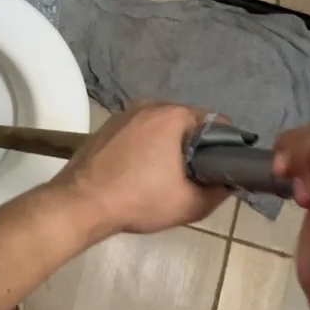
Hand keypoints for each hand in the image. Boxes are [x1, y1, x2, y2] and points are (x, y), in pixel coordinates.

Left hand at [52, 102, 228, 236]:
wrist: (81, 203)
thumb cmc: (139, 200)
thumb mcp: (191, 203)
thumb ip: (219, 190)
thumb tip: (227, 181)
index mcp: (172, 115)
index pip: (216, 122)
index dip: (225, 146)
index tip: (221, 168)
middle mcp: (148, 105)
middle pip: (186, 123)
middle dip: (195, 146)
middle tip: (195, 176)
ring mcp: (123, 114)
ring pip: (160, 127)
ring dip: (169, 146)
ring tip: (167, 176)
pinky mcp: (105, 127)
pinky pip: (138, 132)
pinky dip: (146, 146)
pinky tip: (141, 171)